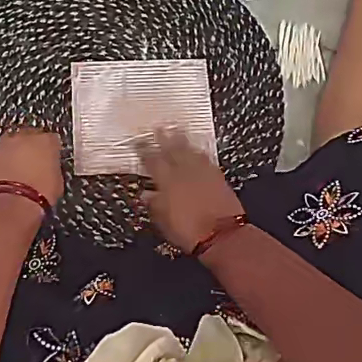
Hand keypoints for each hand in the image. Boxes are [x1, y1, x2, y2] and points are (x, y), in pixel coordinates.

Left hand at [0, 129, 64, 206]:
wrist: (13, 205)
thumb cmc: (38, 194)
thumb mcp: (57, 181)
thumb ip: (52, 168)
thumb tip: (49, 170)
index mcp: (46, 141)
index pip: (51, 139)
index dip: (50, 150)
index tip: (50, 159)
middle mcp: (24, 138)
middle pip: (27, 136)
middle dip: (29, 148)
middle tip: (31, 163)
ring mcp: (4, 146)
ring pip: (9, 145)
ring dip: (12, 154)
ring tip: (15, 171)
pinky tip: (2, 177)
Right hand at [135, 126, 244, 254]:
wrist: (222, 235)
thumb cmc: (188, 231)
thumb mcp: (164, 221)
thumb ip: (154, 204)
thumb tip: (146, 194)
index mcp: (167, 181)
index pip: (152, 160)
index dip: (145, 150)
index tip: (139, 142)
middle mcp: (184, 171)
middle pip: (172, 149)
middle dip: (164, 137)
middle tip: (158, 126)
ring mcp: (202, 171)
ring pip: (190, 149)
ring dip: (182, 139)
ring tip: (176, 130)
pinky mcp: (217, 175)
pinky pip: (205, 157)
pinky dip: (199, 150)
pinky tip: (197, 149)